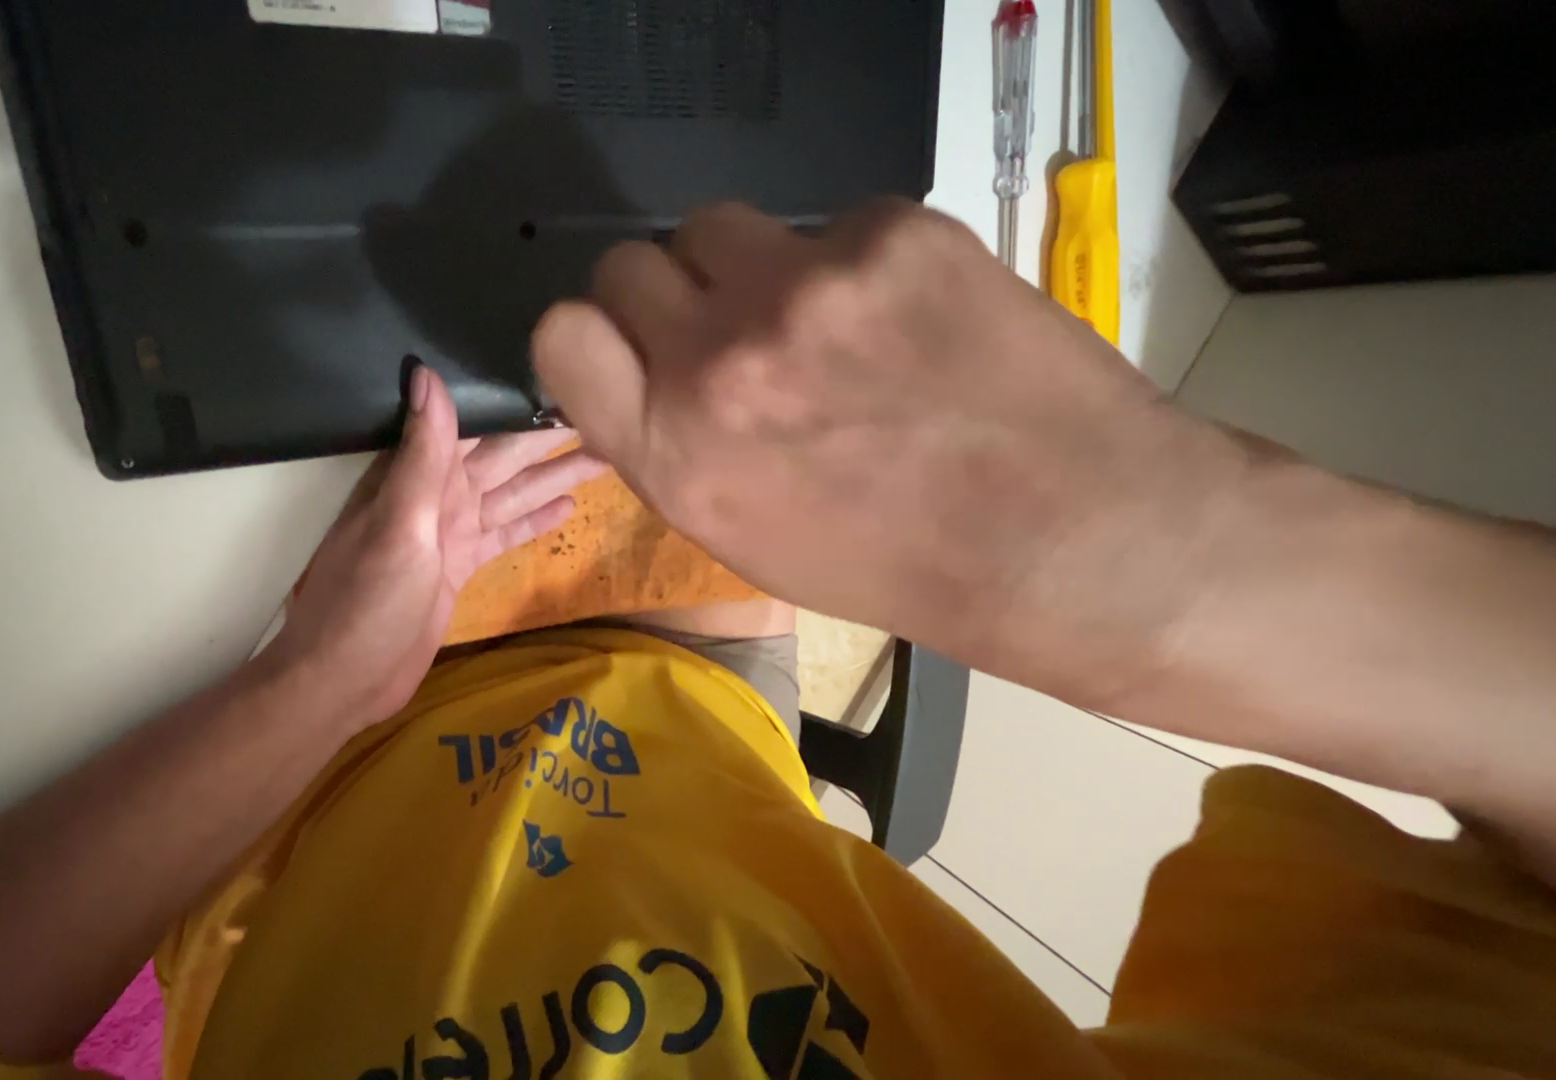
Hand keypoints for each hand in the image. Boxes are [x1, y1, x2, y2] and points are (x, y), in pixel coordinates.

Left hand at [262, 367, 610, 725]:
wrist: (344, 679)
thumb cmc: (366, 603)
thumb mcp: (399, 525)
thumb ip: (422, 456)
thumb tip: (428, 374)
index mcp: (421, 479)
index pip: (476, 426)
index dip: (517, 403)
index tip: (565, 376)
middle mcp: (439, 497)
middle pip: (504, 458)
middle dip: (550, 438)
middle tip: (606, 413)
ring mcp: (452, 533)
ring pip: (513, 494)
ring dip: (554, 475)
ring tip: (604, 454)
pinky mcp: (461, 566)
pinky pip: (504, 533)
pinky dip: (534, 519)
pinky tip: (568, 506)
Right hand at [532, 199, 1249, 702]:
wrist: (1064, 534)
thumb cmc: (890, 562)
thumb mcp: (742, 533)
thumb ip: (669, 445)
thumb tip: (639, 378)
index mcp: (677, 455)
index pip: (563, 334)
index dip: (589, 339)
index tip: (625, 351)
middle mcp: (721, 363)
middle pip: (628, 264)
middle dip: (663, 300)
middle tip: (723, 335)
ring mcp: (807, 288)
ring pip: (716, 226)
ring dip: (741, 268)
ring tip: (811, 320)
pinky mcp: (892, 232)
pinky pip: (826, 224)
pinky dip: (845, 264)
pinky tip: (901, 318)